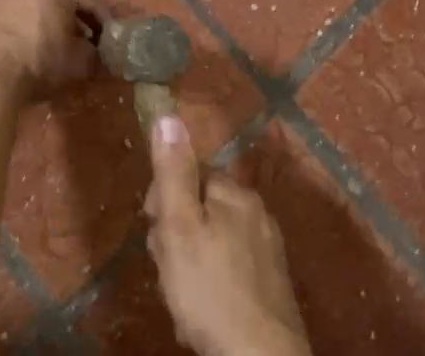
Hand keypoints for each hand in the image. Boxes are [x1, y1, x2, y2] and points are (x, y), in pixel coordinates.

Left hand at [0, 0, 95, 103]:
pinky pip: (15, 15)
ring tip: (57, 46)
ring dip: (48, 22)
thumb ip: (93, 52)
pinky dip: (26, 26)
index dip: (104, 21)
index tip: (111, 38)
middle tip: (85, 42)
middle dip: (74, 19)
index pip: (89, 1)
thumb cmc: (40, 62)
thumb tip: (93, 51)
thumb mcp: (79, 62)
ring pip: (35, 5)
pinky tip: (31, 47)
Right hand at [146, 116, 311, 355]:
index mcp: (235, 194)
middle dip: (175, 235)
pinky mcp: (270, 286)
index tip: (155, 227)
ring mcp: (267, 251)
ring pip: (210, 241)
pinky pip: (227, 269)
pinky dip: (210, 284)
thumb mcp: (179, 225)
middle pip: (198, 208)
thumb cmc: (210, 289)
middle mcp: (257, 214)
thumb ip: (172, 172)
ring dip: (188, 263)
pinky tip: (202, 308)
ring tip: (183, 293)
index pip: (187, 174)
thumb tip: (167, 115)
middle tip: (169, 266)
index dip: (162, 200)